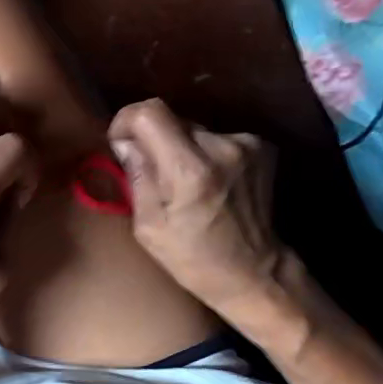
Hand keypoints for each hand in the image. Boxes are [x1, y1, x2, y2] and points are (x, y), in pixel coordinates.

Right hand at [108, 99, 281, 311]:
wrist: (253, 271)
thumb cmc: (192, 258)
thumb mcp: (148, 228)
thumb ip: (137, 177)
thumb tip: (125, 142)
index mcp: (189, 170)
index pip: (150, 112)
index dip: (127, 120)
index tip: (121, 142)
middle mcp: (222, 147)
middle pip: (173, 119)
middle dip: (155, 141)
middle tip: (152, 173)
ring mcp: (247, 144)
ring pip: (195, 129)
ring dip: (181, 148)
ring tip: (184, 184)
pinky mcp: (261, 146)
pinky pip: (217, 138)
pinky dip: (205, 154)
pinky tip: (209, 183)